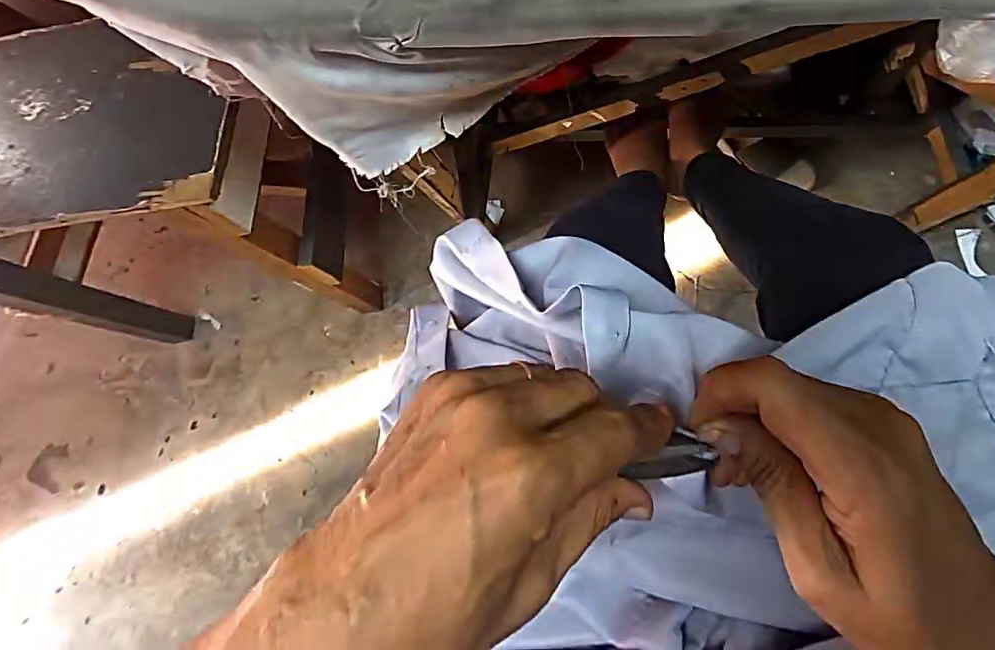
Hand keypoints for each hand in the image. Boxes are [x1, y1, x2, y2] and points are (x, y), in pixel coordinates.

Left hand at [195, 365, 672, 649]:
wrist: (333, 610)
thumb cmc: (436, 619)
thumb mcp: (529, 586)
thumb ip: (592, 517)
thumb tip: (637, 489)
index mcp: (530, 478)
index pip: (616, 430)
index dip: (647, 430)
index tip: (661, 430)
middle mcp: (501, 421)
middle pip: (588, 391)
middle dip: (604, 419)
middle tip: (599, 452)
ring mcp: (464, 396)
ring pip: (551, 377)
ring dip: (565, 406)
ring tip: (552, 444)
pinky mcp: (438, 389)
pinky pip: (507, 375)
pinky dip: (523, 397)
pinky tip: (508, 433)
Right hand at [692, 357, 994, 649]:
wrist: (973, 614)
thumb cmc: (897, 611)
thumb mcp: (820, 572)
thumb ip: (774, 486)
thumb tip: (724, 427)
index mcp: (860, 458)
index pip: (776, 384)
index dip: (725, 390)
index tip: (699, 432)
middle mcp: (876, 417)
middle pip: (784, 382)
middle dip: (737, 408)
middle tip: (720, 464)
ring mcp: (887, 413)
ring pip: (800, 387)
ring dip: (762, 415)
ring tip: (748, 469)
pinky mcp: (888, 418)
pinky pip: (823, 400)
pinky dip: (790, 419)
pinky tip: (784, 461)